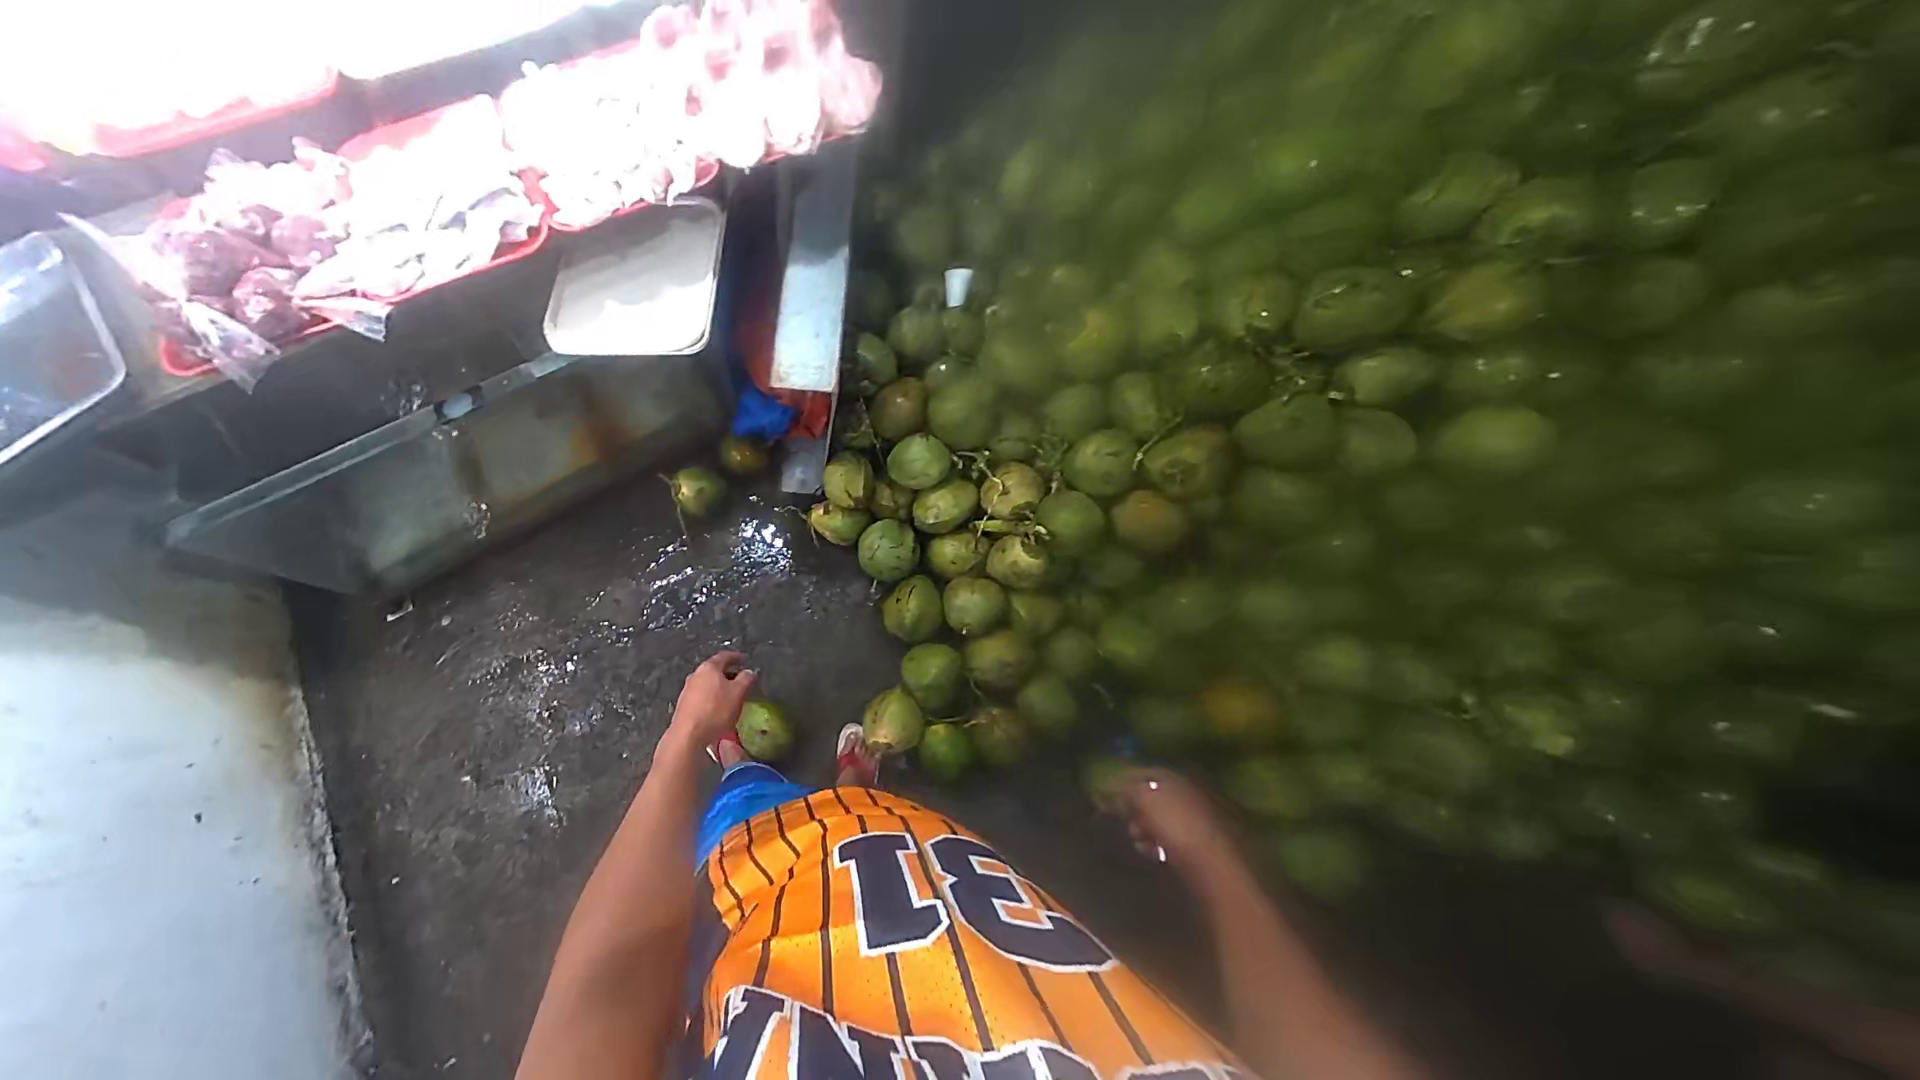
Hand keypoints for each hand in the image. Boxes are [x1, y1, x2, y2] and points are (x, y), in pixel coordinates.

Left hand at [667, 651, 757, 750]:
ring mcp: (688, 690)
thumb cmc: (715, 710)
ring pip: (708, 682)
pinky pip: (702, 694)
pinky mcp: (684, 704)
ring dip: (720, 685)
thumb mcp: (739, 692)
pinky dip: (712, 696)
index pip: (725, 656)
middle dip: (729, 672)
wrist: (688, 736)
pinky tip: (718, 706)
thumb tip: (749, 672)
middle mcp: (695, 675)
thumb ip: (746, 678)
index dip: (737, 657)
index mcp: (709, 667)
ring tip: (731, 694)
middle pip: (715, 669)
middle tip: (741, 678)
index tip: (745, 659)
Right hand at [1102, 767, 1236, 876]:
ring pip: (1160, 818)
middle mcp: (1187, 793)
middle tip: (1123, 818)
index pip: (1145, 772)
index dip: (1124, 780)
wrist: (1210, 864)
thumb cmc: (1173, 825)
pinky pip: (1170, 837)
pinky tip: (1149, 851)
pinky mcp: (1198, 843)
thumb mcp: (1143, 800)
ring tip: (1136, 839)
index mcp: (1175, 778)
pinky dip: (1156, 842)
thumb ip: (1126, 790)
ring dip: (1144, 827)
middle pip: (1152, 796)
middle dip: (1134, 807)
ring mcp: (1195, 818)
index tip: (1107, 792)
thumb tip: (1113, 788)